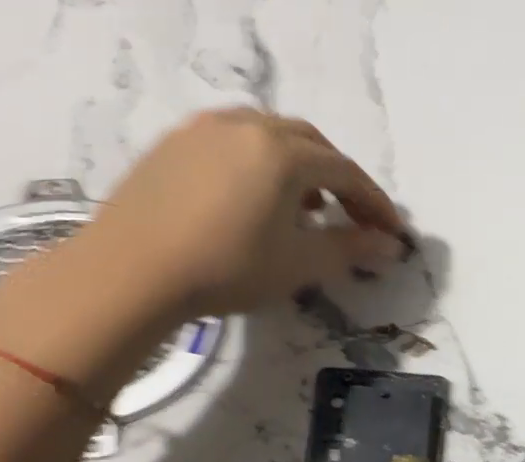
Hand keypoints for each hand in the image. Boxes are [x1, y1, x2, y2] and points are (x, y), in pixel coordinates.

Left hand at [0, 109, 407, 398]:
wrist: (132, 270)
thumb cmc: (230, 267)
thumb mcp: (302, 263)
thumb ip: (351, 247)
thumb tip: (388, 244)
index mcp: (283, 154)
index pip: (347, 172)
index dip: (375, 203)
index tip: (393, 233)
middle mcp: (246, 128)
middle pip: (311, 143)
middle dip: (341, 178)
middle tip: (357, 216)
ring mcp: (204, 130)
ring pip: (270, 135)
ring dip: (302, 165)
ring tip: (311, 205)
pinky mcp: (174, 144)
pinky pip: (234, 140)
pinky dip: (263, 161)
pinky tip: (262, 198)